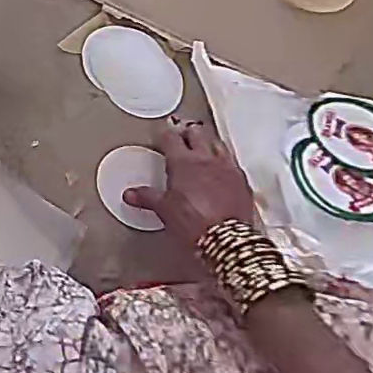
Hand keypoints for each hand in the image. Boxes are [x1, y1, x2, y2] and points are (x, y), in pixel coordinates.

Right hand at [124, 120, 257, 248]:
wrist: (226, 239)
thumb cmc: (195, 223)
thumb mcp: (164, 210)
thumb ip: (147, 197)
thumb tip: (132, 194)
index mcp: (183, 162)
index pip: (171, 138)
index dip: (165, 134)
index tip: (162, 135)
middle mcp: (206, 159)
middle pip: (196, 133)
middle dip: (187, 132)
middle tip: (181, 136)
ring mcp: (226, 168)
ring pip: (217, 143)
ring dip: (208, 142)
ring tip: (202, 146)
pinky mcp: (241, 180)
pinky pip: (232, 161)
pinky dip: (224, 159)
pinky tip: (222, 167)